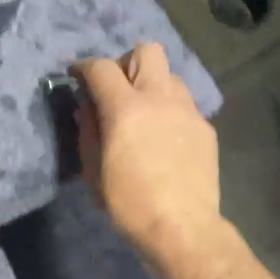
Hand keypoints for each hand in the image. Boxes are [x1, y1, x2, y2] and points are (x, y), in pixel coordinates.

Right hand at [74, 44, 226, 263]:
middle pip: (146, 52)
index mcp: (126, 109)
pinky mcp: (204, 127)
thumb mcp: (94, 172)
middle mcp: (160, 98)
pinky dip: (167, 110)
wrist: (181, 226)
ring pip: (168, 76)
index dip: (84, 67)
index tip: (76, 74)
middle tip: (115, 90)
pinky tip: (161, 139)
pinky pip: (183, 104)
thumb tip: (88, 110)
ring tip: (141, 115)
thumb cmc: (128, 204)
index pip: (101, 69)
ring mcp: (187, 110)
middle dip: (125, 63)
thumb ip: (89, 134)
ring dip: (150, 86)